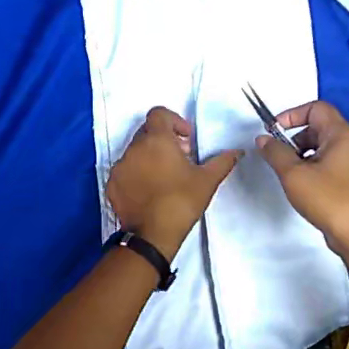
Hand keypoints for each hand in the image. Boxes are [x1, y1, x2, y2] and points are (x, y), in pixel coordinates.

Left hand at [106, 106, 242, 259]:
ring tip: (165, 176)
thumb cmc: (181, 202)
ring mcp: (119, 167)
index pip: (159, 114)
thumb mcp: (207, 180)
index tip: (185, 138)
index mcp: (156, 140)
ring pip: (135, 152)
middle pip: (147, 132)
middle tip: (180, 157)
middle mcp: (133, 148)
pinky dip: (136, 173)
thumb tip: (236, 152)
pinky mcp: (111, 184)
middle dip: (163, 139)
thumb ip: (222, 161)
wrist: (152, 234)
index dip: (174, 121)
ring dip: (149, 157)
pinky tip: (149, 189)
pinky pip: (125, 171)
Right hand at [254, 101, 348, 251]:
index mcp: (341, 134)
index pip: (316, 108)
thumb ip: (275, 152)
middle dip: (295, 138)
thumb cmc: (330, 199)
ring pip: (323, 147)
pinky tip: (304, 187)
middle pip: (319, 126)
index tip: (274, 131)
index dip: (292, 114)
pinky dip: (313, 168)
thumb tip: (264, 138)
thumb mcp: (293, 174)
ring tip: (290, 175)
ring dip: (302, 155)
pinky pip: (330, 163)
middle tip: (280, 157)